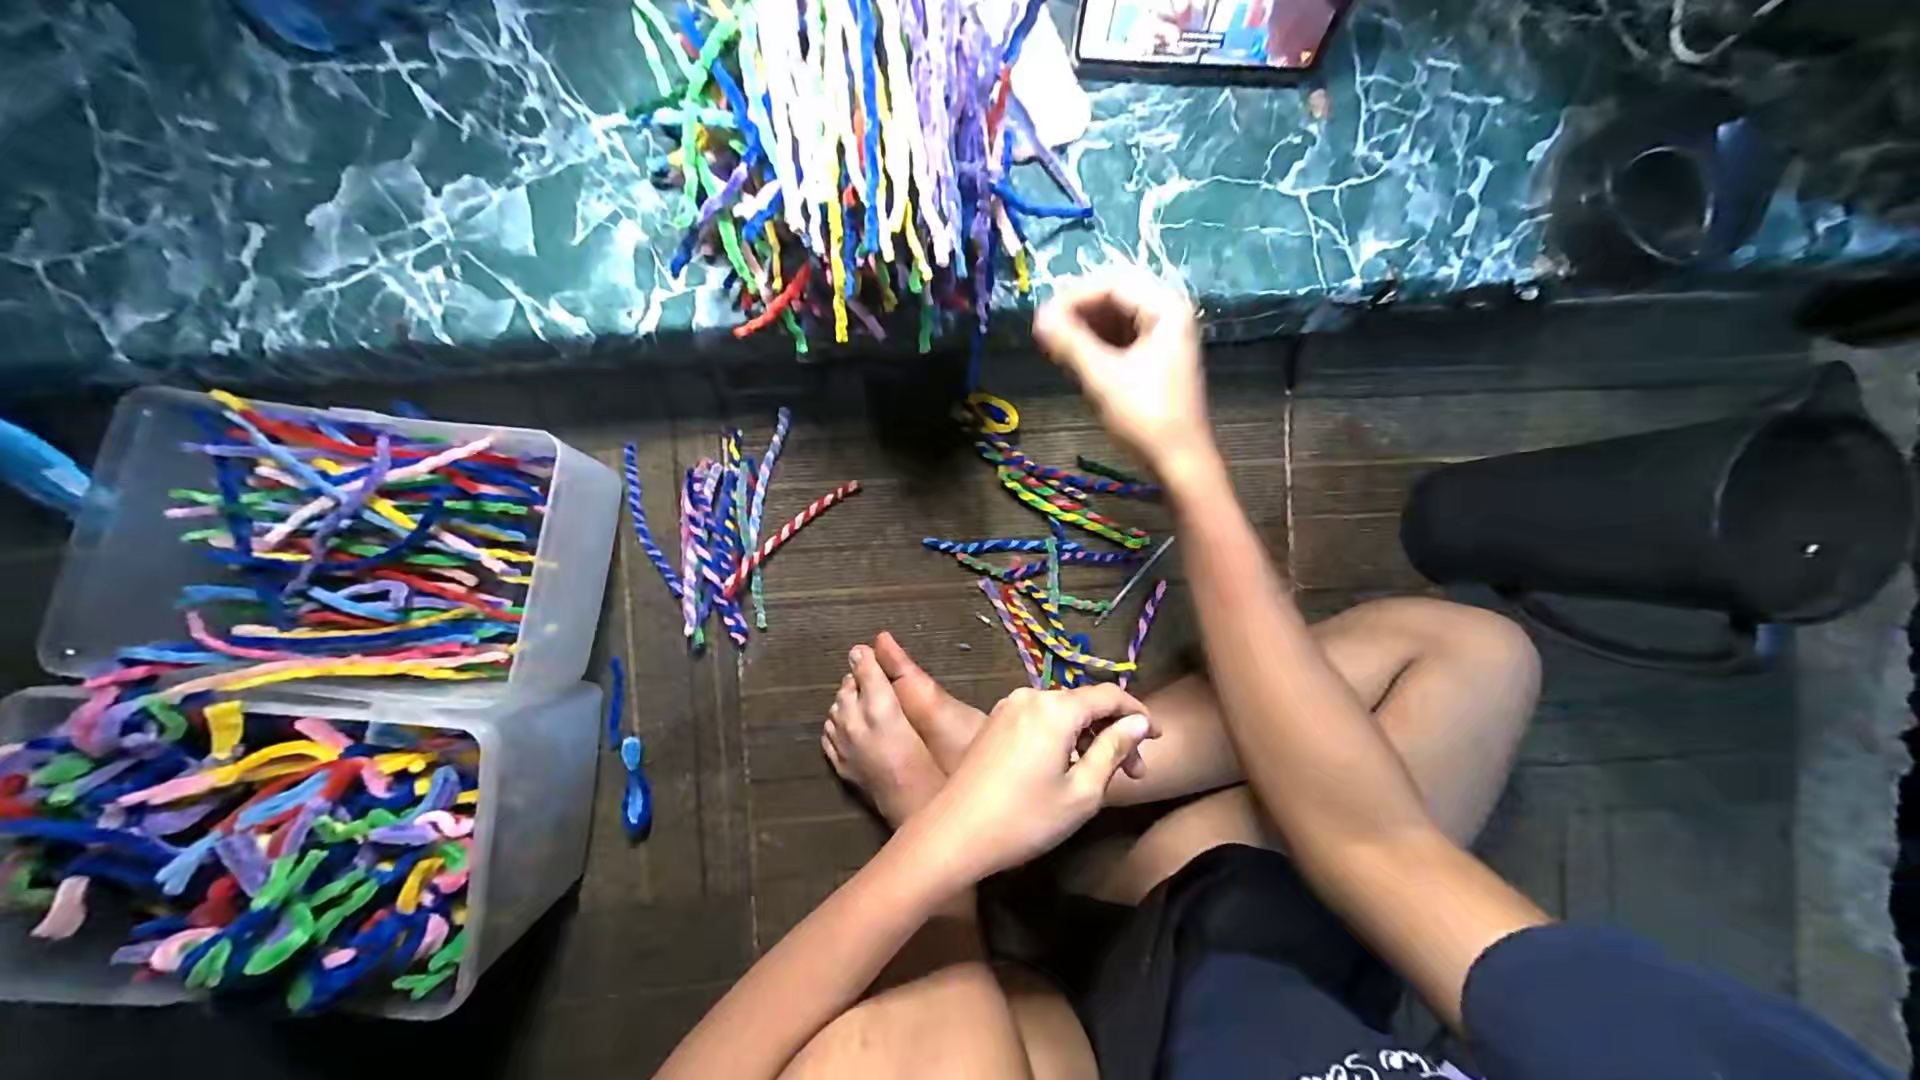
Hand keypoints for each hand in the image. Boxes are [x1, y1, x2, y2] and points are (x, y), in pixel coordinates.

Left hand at [912, 685, 1158, 883]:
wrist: (953, 834)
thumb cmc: (1025, 818)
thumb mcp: (1082, 792)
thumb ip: (1114, 750)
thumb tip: (1137, 722)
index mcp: (1054, 708)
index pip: (1109, 694)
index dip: (1139, 712)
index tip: (1158, 738)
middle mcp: (1030, 696)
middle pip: (1085, 703)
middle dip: (1114, 731)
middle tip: (1134, 773)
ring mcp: (1007, 707)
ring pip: (1062, 712)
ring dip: (1087, 736)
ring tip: (1102, 776)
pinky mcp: (994, 723)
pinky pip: (1039, 720)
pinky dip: (1061, 737)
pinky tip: (1067, 768)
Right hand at [1032, 269, 1211, 473]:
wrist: (1179, 461)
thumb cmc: (1144, 417)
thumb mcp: (1101, 378)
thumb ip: (1069, 343)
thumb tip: (1038, 318)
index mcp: (1165, 307)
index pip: (1112, 283)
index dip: (1073, 297)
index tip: (1042, 318)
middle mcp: (1169, 313)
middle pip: (1115, 296)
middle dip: (1078, 311)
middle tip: (1046, 331)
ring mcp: (1164, 337)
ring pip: (1116, 317)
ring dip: (1084, 327)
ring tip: (1056, 346)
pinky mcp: (1155, 360)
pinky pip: (1121, 338)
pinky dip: (1096, 344)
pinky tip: (1075, 358)